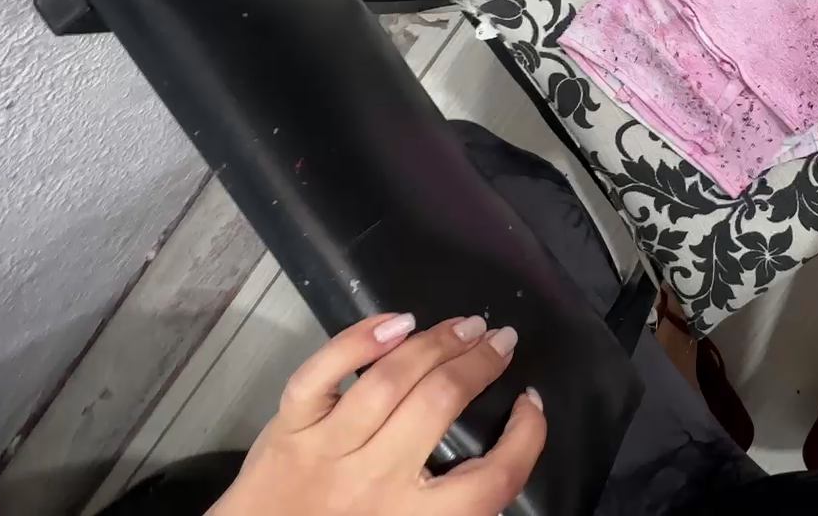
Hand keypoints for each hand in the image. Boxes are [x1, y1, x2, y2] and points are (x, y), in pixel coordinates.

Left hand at [209, 312, 544, 515]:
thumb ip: (450, 503)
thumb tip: (507, 439)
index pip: (491, 482)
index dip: (526, 438)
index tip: (530, 404)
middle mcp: (371, 487)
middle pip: (440, 404)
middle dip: (481, 362)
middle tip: (501, 340)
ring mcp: (324, 452)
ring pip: (390, 379)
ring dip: (438, 341)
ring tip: (467, 325)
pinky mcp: (287, 429)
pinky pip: (321, 374)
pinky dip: (359, 340)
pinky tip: (399, 320)